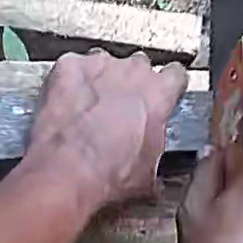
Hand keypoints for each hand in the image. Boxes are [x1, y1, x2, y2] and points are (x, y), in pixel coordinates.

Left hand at [24, 48, 189, 210]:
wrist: (69, 171)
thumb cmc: (109, 175)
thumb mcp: (147, 177)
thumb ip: (157, 156)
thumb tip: (154, 172)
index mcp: (159, 94)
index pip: (175, 76)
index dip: (167, 90)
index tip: (161, 101)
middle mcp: (132, 71)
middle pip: (138, 67)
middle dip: (131, 86)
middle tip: (120, 115)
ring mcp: (99, 65)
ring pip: (104, 65)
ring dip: (101, 83)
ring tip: (89, 114)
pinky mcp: (68, 68)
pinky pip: (72, 69)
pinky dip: (70, 84)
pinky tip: (67, 107)